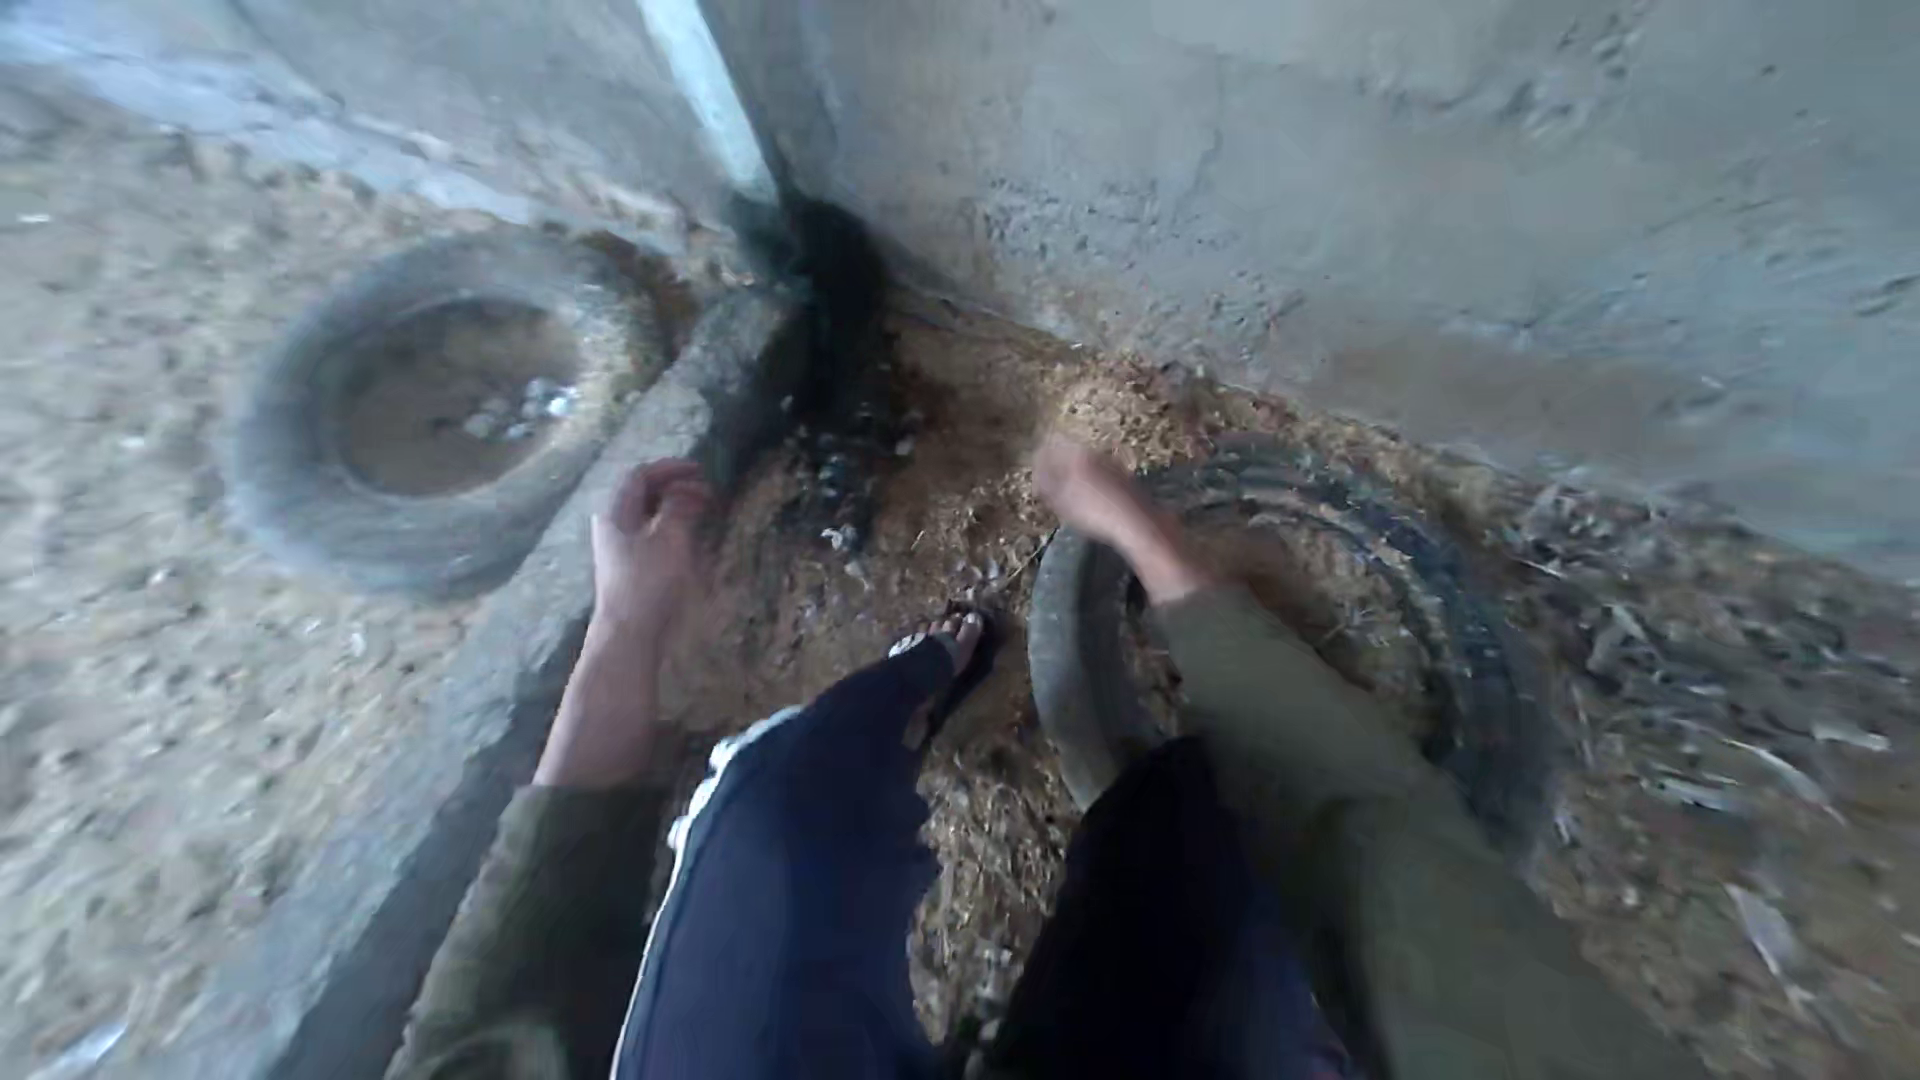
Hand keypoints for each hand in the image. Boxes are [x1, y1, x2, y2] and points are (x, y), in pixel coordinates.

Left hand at [588, 459, 713, 643]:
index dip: (670, 468)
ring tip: (704, 509)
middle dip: (675, 486)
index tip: (700, 470)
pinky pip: (652, 531)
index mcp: (617, 513)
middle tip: (707, 491)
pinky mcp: (631, 564)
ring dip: (676, 505)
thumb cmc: (649, 582)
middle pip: (643, 493)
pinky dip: (673, 524)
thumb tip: (685, 492)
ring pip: (649, 513)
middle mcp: (614, 525)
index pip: (641, 476)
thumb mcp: (670, 539)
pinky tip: (691, 533)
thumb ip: (677, 509)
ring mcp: (621, 546)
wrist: (630, 631)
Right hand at [1032, 436, 1154, 549]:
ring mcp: (1111, 464)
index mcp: (1076, 455)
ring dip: (1073, 480)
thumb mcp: (1061, 502)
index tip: (1036, 487)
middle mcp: (1094, 454)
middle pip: (1067, 457)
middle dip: (1057, 473)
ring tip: (1069, 501)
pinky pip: (1099, 476)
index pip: (1048, 453)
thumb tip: (1038, 479)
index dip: (1038, 470)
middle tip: (1050, 494)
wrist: (1136, 521)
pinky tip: (1091, 503)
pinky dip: (1090, 486)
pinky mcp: (1124, 477)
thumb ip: (1046, 487)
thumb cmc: (1093, 511)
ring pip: (1084, 467)